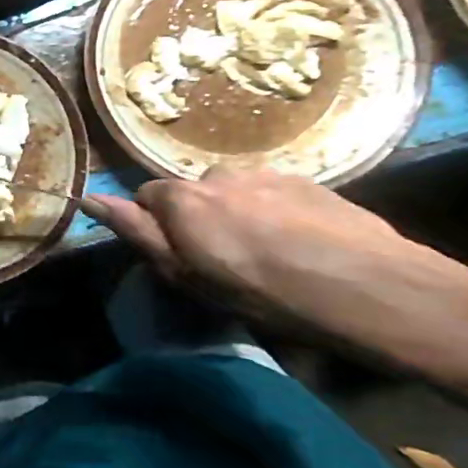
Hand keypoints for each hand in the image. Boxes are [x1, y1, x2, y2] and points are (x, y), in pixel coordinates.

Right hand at [81, 165, 457, 344]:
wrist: (375, 289)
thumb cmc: (268, 294)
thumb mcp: (190, 276)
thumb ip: (139, 234)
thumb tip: (92, 198)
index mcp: (183, 199)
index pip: (145, 198)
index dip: (157, 229)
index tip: (181, 260)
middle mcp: (217, 176)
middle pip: (189, 193)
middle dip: (196, 219)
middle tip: (223, 262)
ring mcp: (265, 173)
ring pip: (230, 192)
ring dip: (235, 214)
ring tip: (267, 253)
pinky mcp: (307, 179)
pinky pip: (268, 192)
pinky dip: (271, 211)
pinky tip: (299, 243)